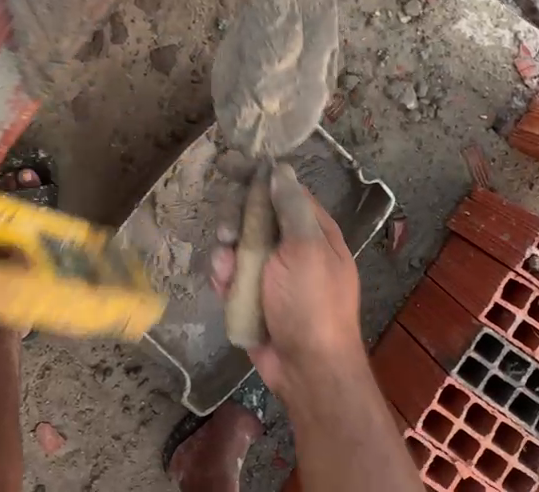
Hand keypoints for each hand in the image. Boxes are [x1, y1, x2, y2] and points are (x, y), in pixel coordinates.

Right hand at [211, 163, 361, 393]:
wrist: (306, 371)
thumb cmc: (312, 304)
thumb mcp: (306, 249)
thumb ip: (291, 207)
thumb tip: (279, 170)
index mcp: (315, 232)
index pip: (283, 190)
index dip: (257, 178)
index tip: (229, 167)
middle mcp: (293, 247)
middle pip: (255, 215)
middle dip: (235, 221)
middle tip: (227, 234)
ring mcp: (272, 273)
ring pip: (238, 244)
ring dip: (227, 253)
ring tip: (226, 270)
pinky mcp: (253, 295)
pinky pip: (231, 274)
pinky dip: (224, 277)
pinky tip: (223, 286)